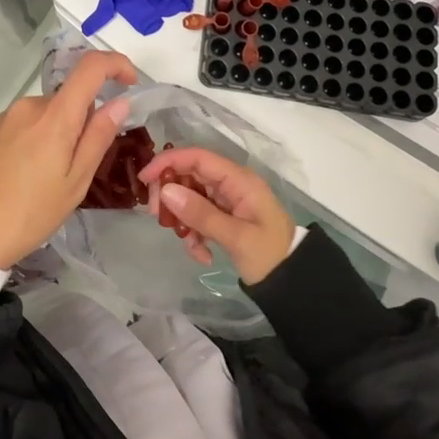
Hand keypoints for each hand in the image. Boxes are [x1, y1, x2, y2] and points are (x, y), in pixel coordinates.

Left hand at [0, 52, 137, 269]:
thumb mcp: (75, 182)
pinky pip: (28, 124)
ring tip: (52, 179)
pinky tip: (29, 176)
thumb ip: (98, 137)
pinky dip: (40, 139)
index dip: (116, 64)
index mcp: (54, 115)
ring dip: (60, 133)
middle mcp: (29, 105)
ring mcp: (7, 117)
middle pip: (70, 97)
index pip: (90, 66)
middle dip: (85, 121)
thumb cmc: (30, 213)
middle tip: (81, 166)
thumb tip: (120, 102)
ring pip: (49, 113)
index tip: (131, 84)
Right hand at [138, 147, 295, 283]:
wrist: (294, 281)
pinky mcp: (225, 218)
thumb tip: (167, 191)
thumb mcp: (236, 237)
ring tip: (189, 246)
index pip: (198, 157)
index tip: (145, 179)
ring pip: (191, 198)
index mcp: (238, 179)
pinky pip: (199, 217)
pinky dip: (195, 234)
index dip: (169, 162)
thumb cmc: (269, 255)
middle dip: (172, 196)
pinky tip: (202, 255)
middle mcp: (231, 184)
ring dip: (184, 221)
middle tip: (159, 218)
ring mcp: (228, 201)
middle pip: (190, 176)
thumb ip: (201, 213)